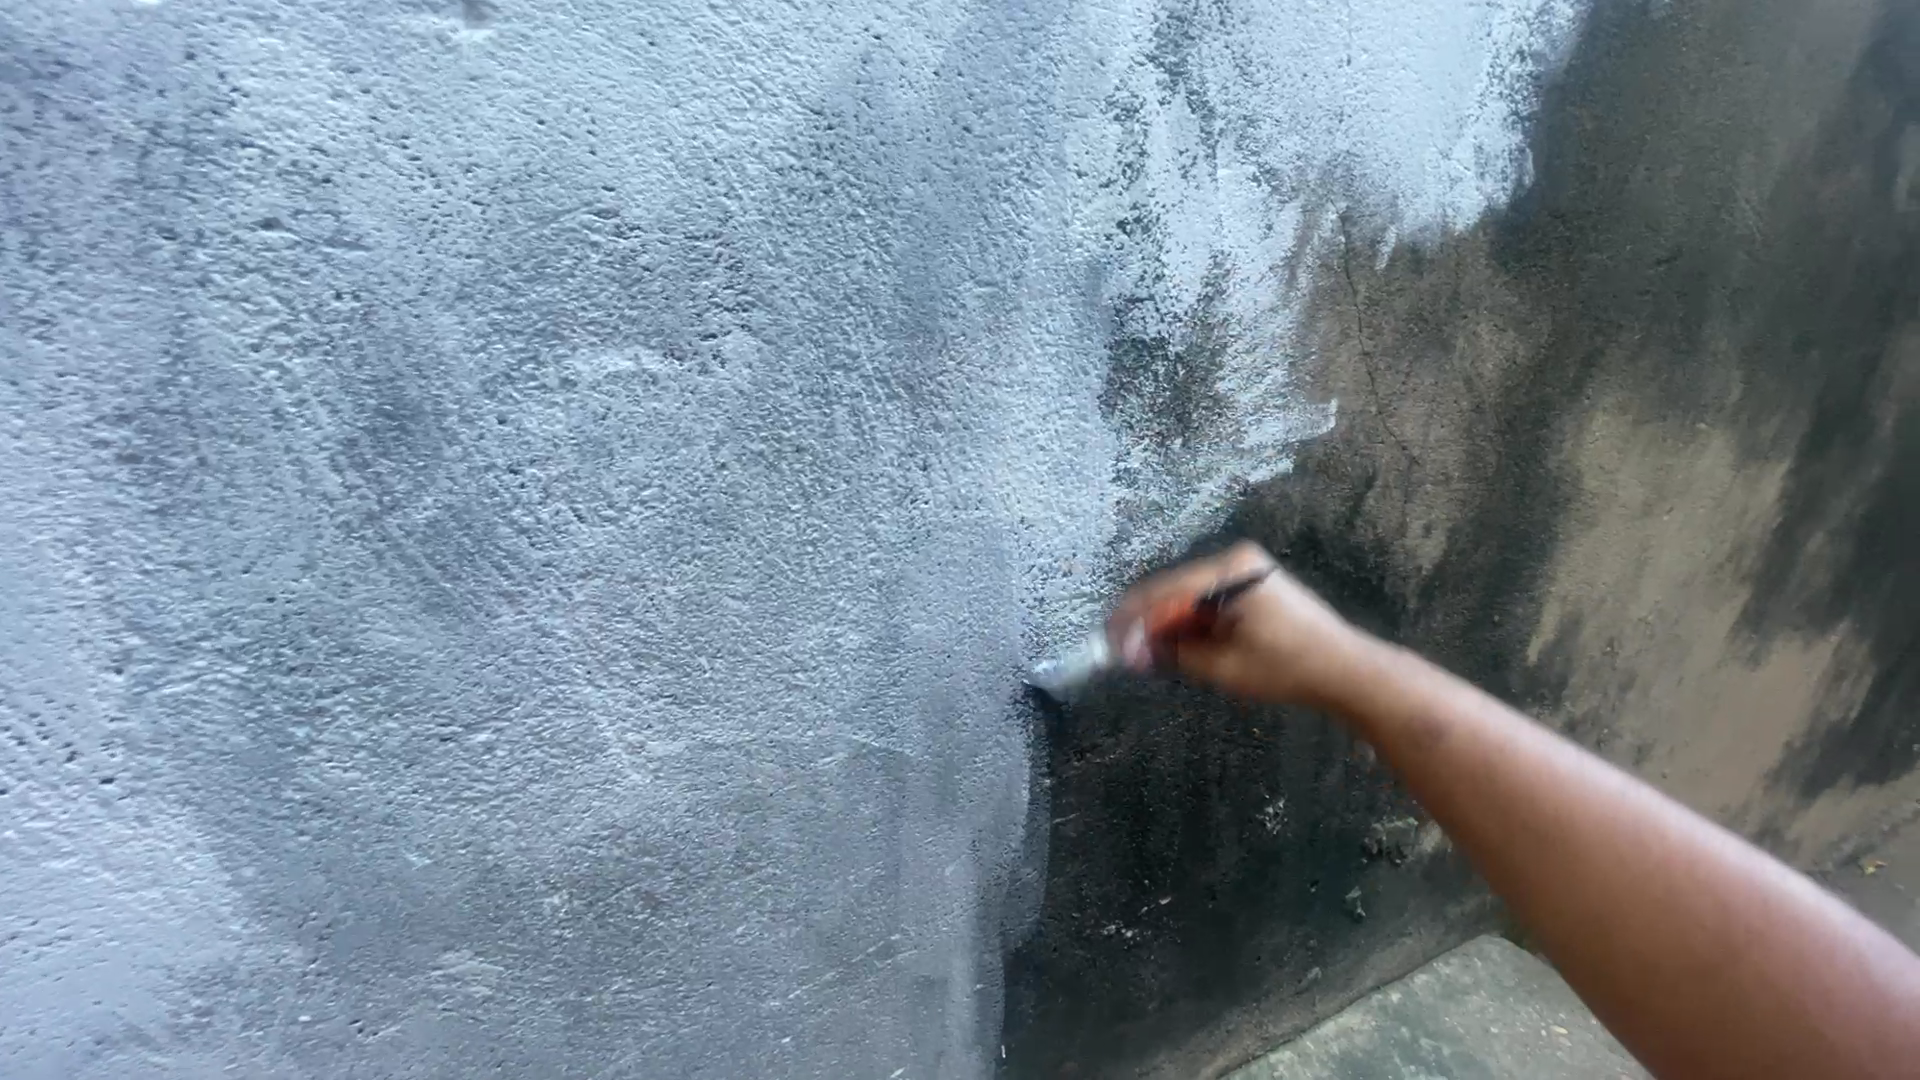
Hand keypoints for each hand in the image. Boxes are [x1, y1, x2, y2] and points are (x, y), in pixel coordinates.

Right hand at [1106, 540, 1371, 706]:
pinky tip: (1178, 645)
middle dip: (1146, 623)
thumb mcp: (1223, 667)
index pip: (1164, 592)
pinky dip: (1190, 622)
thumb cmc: (1289, 668)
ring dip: (1167, 625)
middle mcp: (1235, 560)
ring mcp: (1246, 570)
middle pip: (1173, 590)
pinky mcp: (1252, 584)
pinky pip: (1207, 600)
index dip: (1132, 620)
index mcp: (1230, 571)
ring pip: (1187, 596)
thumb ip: (1173, 653)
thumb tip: (1132, 651)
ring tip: (1147, 655)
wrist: (1348, 671)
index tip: (1109, 644)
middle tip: (1124, 654)